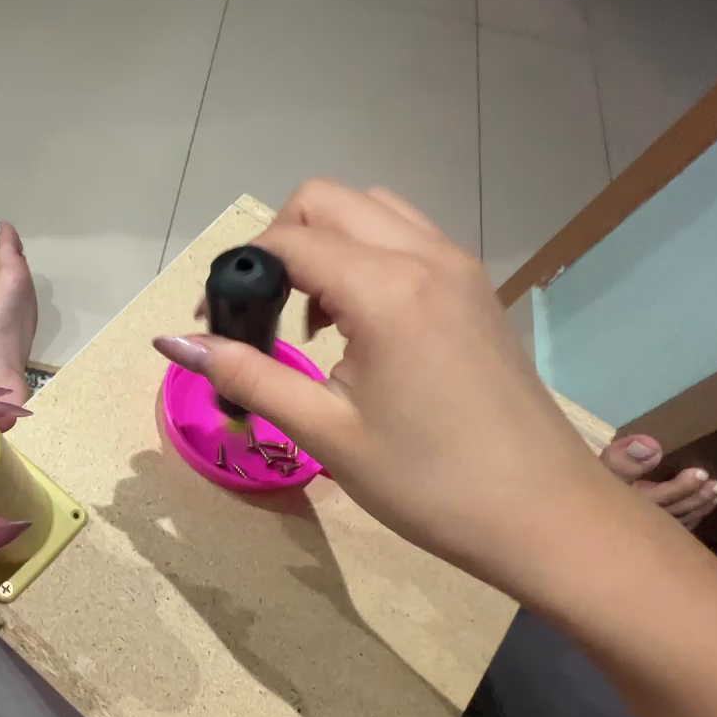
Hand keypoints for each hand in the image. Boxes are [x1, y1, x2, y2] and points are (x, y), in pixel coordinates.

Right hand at [154, 180, 623, 588]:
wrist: (545, 517)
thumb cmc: (425, 481)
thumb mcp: (322, 430)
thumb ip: (244, 373)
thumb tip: (170, 342)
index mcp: (386, 289)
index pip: (286, 240)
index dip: (236, 274)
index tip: (216, 325)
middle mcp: (425, 256)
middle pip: (325, 199)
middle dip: (276, 244)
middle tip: (260, 313)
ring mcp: (458, 266)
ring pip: (369, 209)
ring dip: (322, 243)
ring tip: (309, 317)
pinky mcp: (474, 287)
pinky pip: (404, 236)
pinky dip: (362, 254)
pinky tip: (355, 323)